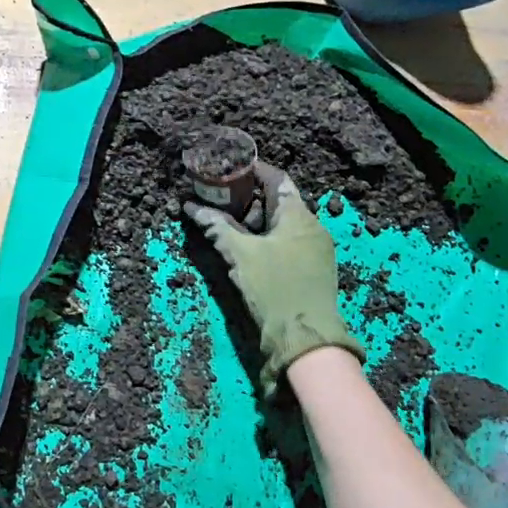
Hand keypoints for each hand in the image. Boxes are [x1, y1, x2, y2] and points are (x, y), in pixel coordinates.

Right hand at [185, 162, 364, 394]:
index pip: (277, 179)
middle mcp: (312, 227)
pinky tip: (246, 249)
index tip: (228, 168)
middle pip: (279, 200)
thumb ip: (216, 227)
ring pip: (283, 223)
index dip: (252, 170)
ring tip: (228, 224)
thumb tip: (191, 206)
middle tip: (220, 198)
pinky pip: (288, 242)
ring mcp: (316, 249)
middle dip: (249, 197)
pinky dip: (266, 238)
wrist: (306, 340)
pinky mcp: (313, 270)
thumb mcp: (239, 255)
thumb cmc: (274, 289)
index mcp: (298, 215)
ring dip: (256, 220)